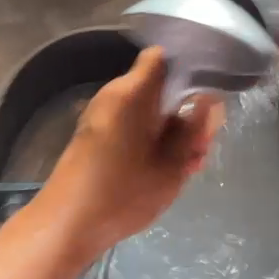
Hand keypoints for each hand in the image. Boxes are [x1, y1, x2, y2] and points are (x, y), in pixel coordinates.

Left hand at [30, 47, 222, 261]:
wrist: (68, 222)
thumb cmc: (123, 192)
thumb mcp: (171, 166)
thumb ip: (194, 130)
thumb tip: (210, 100)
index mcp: (132, 91)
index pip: (162, 56)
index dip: (188, 68)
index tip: (208, 95)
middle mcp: (114, 94)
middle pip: (158, 87)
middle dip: (184, 111)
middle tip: (202, 147)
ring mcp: (103, 113)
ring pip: (147, 110)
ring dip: (170, 131)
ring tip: (188, 166)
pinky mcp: (97, 134)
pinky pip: (132, 124)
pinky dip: (150, 140)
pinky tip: (166, 172)